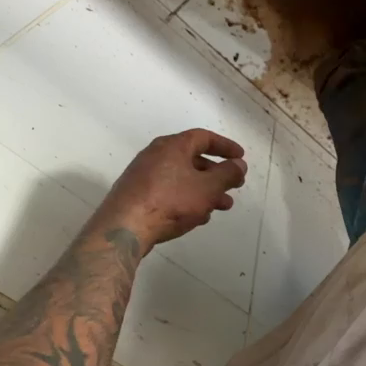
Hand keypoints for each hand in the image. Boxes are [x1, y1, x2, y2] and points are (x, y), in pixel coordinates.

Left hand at [93, 129, 247, 248]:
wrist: (124, 228)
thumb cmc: (171, 201)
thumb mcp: (208, 187)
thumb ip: (227, 174)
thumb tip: (239, 164)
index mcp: (172, 147)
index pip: (203, 137)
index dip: (225, 146)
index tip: (241, 157)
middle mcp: (156, 156)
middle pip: (193, 159)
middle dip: (218, 173)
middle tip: (236, 184)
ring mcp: (144, 176)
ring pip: (183, 178)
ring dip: (206, 190)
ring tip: (223, 206)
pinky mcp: (138, 195)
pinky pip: (170, 191)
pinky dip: (188, 198)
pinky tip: (199, 216)